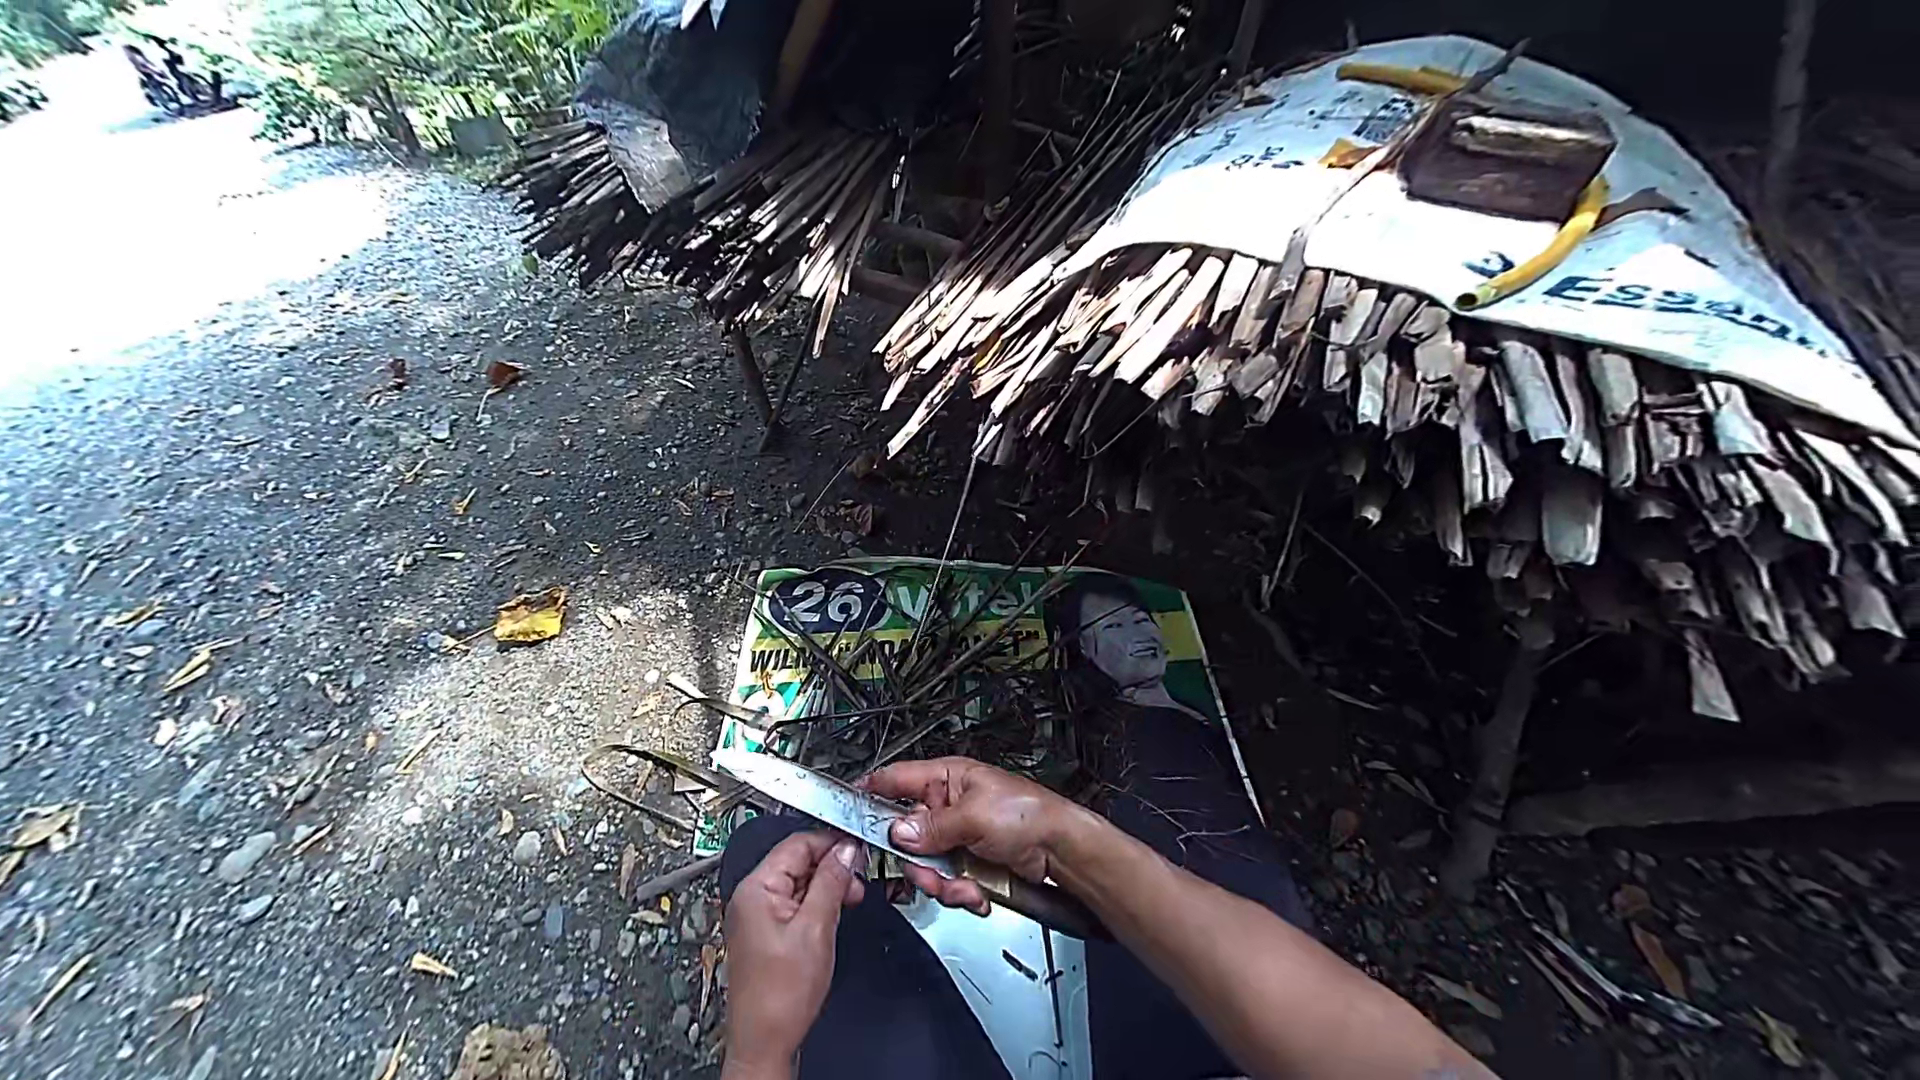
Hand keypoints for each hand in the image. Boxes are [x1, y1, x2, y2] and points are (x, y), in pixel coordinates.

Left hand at [721, 830, 864, 1079]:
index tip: (856, 850)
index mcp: (756, 888)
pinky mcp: (767, 931)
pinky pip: (796, 901)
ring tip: (849, 898)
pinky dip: (818, 902)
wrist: (766, 1044)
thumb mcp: (816, 927)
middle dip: (832, 866)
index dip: (831, 844)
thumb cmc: (780, 996)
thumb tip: (845, 850)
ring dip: (828, 885)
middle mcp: (751, 897)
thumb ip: (832, 881)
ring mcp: (758, 915)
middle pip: (799, 860)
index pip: (798, 843)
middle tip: (856, 879)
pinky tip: (833, 913)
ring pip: (800, 881)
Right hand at [861, 756, 1086, 914]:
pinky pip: (944, 881)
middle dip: (918, 861)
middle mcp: (946, 804)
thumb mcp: (975, 815)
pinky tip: (976, 890)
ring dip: (941, 881)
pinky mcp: (966, 860)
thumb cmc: (1028, 813)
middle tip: (933, 872)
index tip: (848, 811)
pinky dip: (957, 891)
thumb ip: (933, 825)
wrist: (1060, 851)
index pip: (895, 779)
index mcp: (946, 778)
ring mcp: (955, 834)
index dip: (869, 792)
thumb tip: (899, 831)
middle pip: (904, 834)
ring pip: (923, 864)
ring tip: (964, 883)